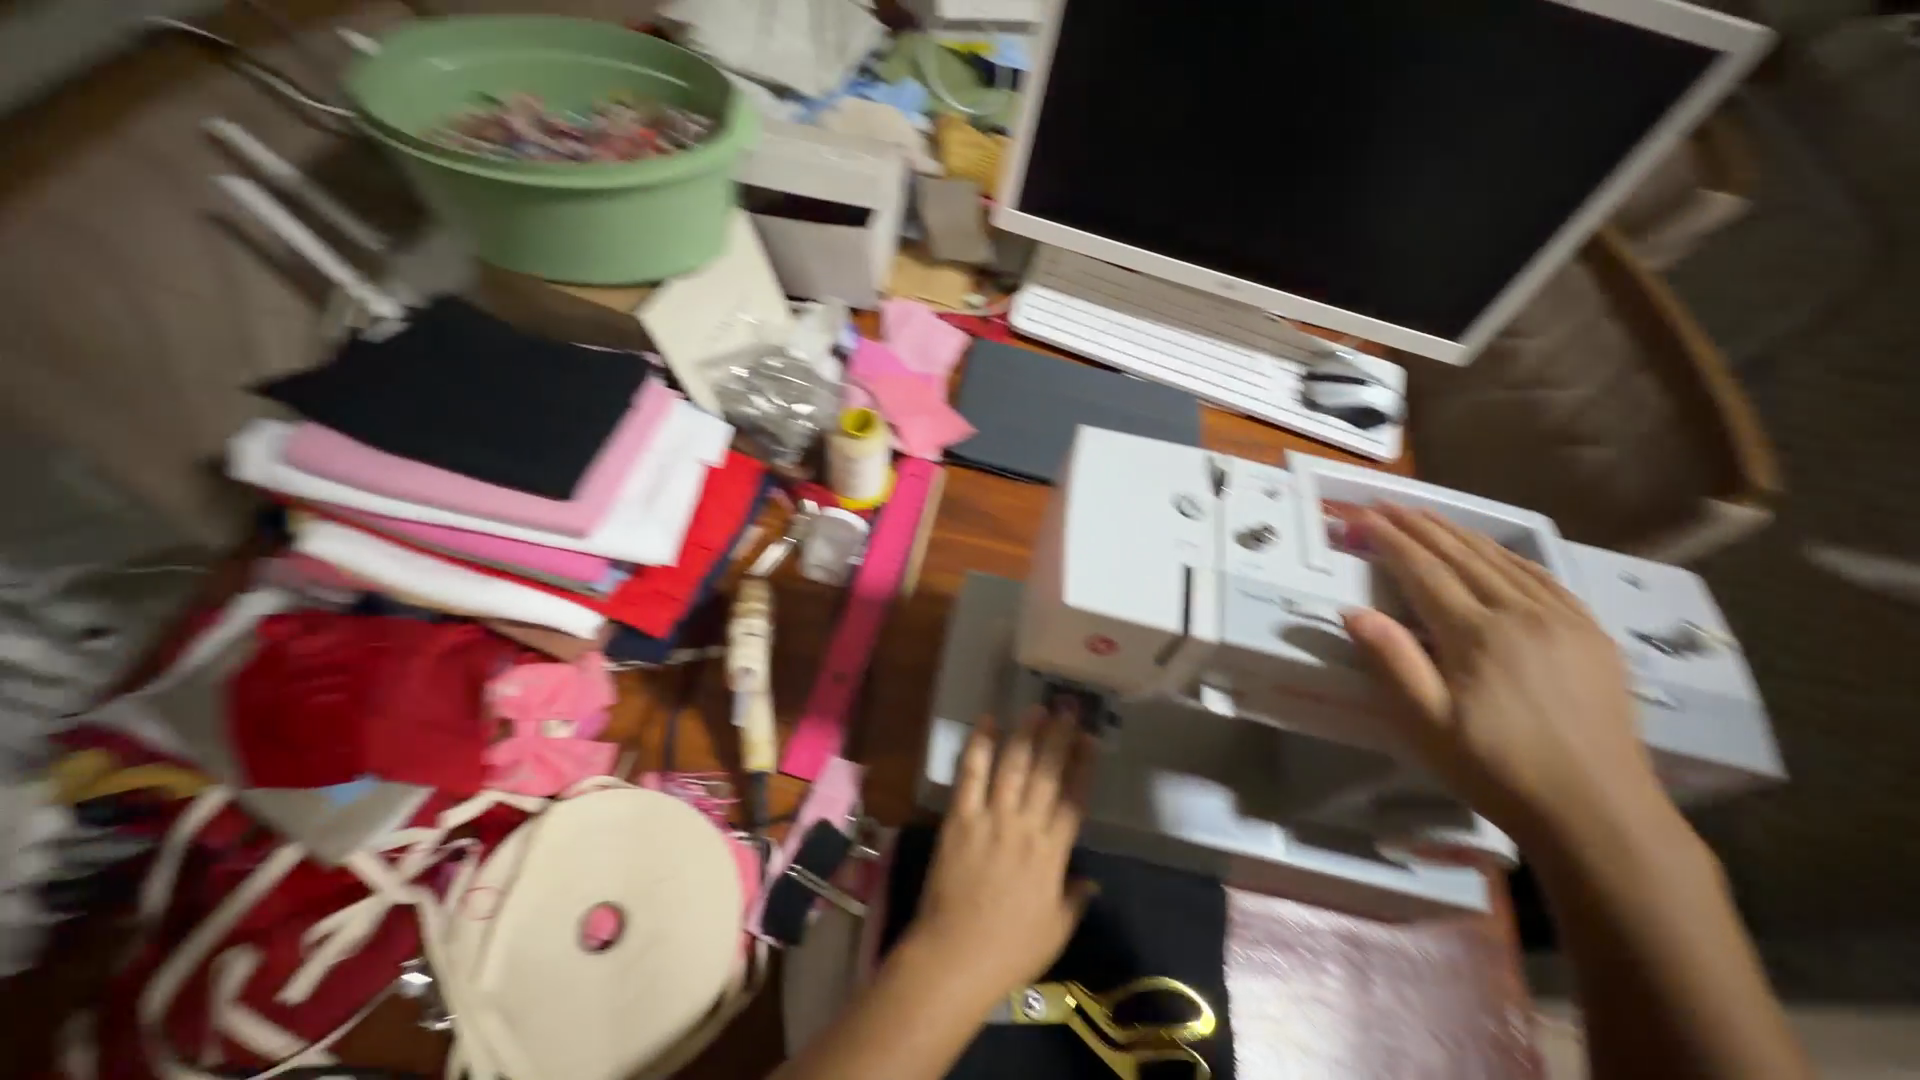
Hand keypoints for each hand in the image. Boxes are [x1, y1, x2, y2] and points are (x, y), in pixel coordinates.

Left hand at [904, 707, 1097, 1010]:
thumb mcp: (1056, 930)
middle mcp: (1025, 828)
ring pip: (1012, 766)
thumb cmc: (1010, 950)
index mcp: (1053, 854)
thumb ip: (1074, 899)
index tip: (1092, 740)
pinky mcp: (958, 820)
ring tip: (1036, 708)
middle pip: (1046, 773)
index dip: (1084, 767)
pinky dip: (979, 747)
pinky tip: (987, 723)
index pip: (1073, 800)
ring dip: (1025, 734)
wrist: (956, 956)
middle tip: (1068, 707)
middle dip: (1059, 737)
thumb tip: (1090, 881)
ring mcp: (990, 820)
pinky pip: (970, 776)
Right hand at [1341, 505, 1671, 843]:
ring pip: (1503, 560)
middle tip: (1387, 504)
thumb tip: (1353, 611)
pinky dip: (1509, 555)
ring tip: (1428, 516)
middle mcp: (1522, 613)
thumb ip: (1393, 662)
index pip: (1423, 572)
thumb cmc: (1498, 769)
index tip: (1362, 517)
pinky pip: (1544, 578)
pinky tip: (1495, 551)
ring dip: (1460, 534)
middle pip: (1462, 556)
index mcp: (1478, 634)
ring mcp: (1563, 619)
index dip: (1390, 541)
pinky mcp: (1591, 633)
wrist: (1597, 809)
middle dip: (1420, 526)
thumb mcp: (1428, 725)